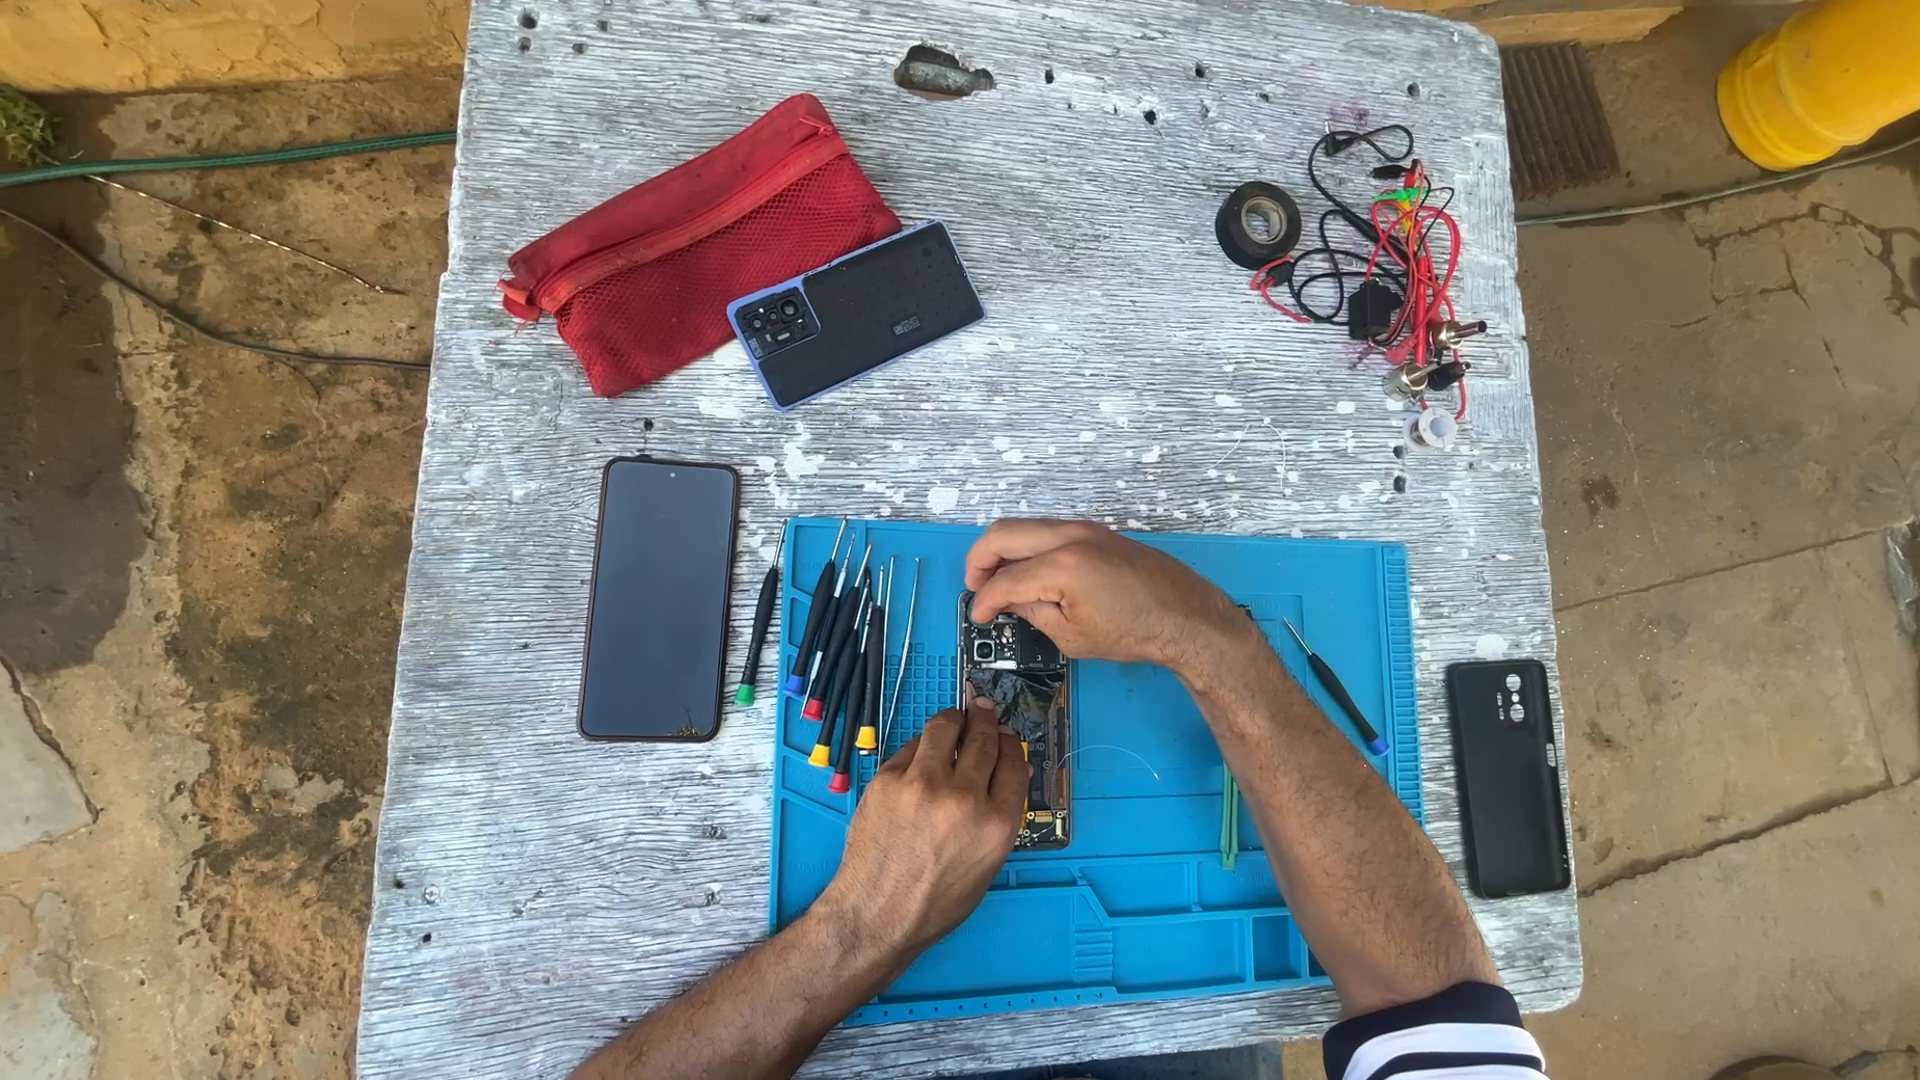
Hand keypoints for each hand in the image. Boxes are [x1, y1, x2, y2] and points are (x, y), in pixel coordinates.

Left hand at [814, 697, 1028, 956]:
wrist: (876, 914)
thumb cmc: (935, 901)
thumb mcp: (986, 865)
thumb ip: (1001, 815)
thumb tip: (1008, 771)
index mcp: (996, 824)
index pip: (1014, 763)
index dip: (1011, 744)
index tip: (1007, 736)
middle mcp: (963, 798)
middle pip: (983, 739)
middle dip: (987, 719)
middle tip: (984, 709)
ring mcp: (922, 784)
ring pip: (946, 726)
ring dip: (955, 719)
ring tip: (956, 719)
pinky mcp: (888, 778)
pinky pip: (913, 746)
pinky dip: (924, 745)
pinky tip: (925, 754)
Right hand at [965, 518, 1253, 676]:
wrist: (1186, 617)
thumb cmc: (1133, 634)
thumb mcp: (1072, 636)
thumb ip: (1032, 613)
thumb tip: (1006, 601)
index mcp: (1062, 566)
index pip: (1004, 579)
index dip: (984, 600)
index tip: (979, 617)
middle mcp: (1069, 536)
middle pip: (1002, 533)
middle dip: (979, 560)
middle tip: (975, 588)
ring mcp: (1084, 527)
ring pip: (1023, 525)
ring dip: (1002, 549)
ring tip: (998, 581)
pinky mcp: (1095, 530)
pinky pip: (1045, 530)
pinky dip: (1026, 546)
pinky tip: (1028, 572)